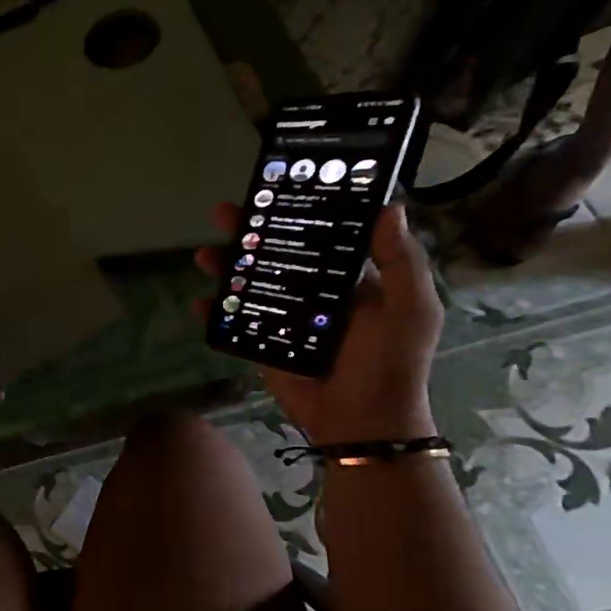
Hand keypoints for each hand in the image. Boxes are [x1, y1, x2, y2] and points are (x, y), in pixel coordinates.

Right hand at [196, 202, 444, 444]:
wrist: (363, 422)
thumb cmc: (391, 362)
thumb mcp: (410, 308)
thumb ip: (401, 262)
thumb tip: (389, 207)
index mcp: (349, 280)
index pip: (320, 236)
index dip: (299, 212)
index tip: (277, 188)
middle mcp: (316, 295)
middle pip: (277, 255)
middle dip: (249, 234)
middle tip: (224, 213)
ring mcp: (288, 322)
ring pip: (252, 286)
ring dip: (227, 269)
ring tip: (204, 254)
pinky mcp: (267, 347)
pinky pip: (238, 326)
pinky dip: (216, 315)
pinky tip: (200, 303)